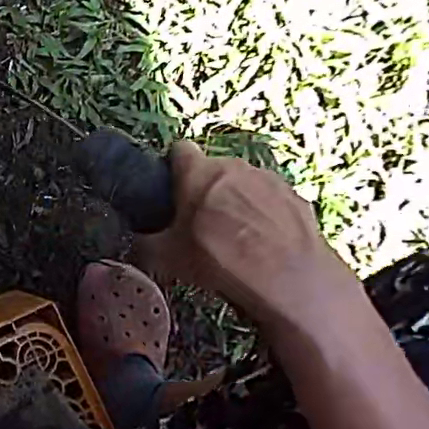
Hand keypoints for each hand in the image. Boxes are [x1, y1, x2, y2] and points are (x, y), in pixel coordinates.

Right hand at [140, 141, 363, 336]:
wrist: (290, 278)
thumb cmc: (218, 258)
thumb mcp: (163, 256)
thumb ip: (142, 242)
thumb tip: (131, 240)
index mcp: (198, 172)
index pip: (177, 150)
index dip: (169, 168)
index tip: (165, 191)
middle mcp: (235, 166)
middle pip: (212, 168)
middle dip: (201, 188)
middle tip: (193, 221)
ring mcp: (271, 180)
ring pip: (242, 183)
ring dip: (233, 200)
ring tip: (229, 235)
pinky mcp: (297, 198)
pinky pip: (269, 200)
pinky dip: (261, 215)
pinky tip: (259, 243)